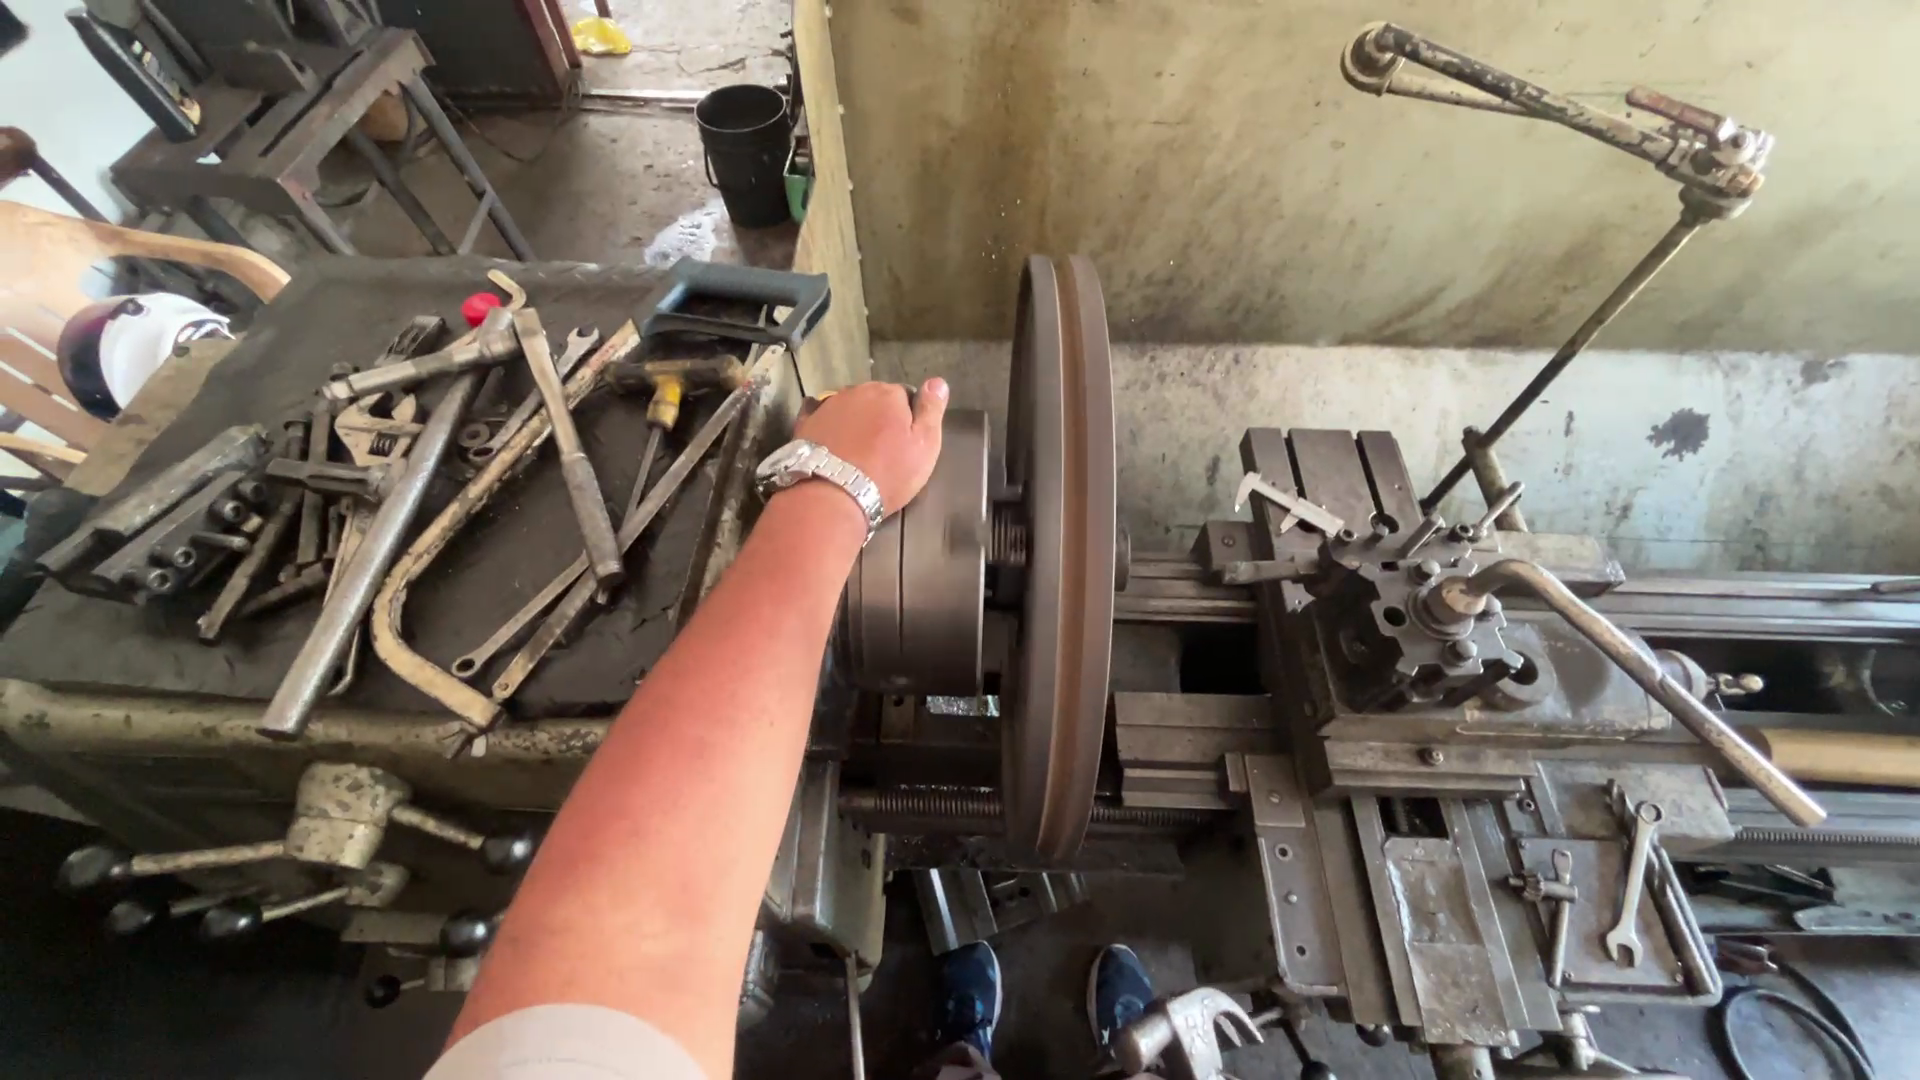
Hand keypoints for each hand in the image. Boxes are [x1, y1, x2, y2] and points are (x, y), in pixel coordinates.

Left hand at [794, 378, 947, 516]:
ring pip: (849, 409)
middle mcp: (857, 392)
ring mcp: (828, 406)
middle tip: (882, 452)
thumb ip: (932, 410)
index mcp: (889, 394)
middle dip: (879, 419)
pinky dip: (829, 429)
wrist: (832, 495)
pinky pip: (823, 419)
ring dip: (855, 424)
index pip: (904, 397)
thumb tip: (938, 381)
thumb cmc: (887, 473)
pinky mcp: (806, 424)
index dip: (906, 420)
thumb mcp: (924, 446)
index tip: (904, 444)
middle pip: (874, 400)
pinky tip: (832, 447)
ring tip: (856, 455)